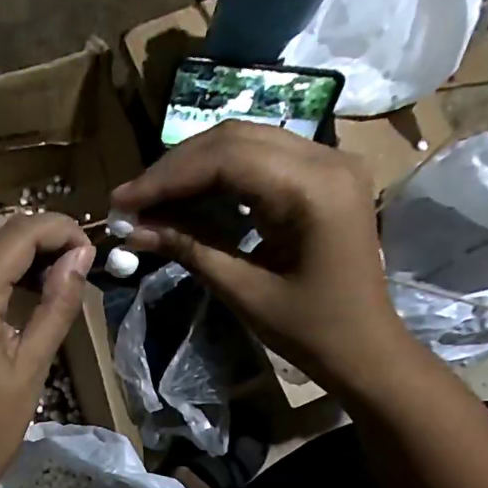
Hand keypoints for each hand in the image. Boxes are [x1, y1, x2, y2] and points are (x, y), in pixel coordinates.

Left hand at [0, 212, 92, 487]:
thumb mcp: (35, 364)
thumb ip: (57, 304)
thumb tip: (81, 256)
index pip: (14, 237)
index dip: (56, 230)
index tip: (87, 244)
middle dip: (33, 228)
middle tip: (69, 253)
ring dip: (13, 240)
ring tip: (53, 265)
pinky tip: (25, 280)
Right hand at [110, 121, 409, 389]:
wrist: (366, 348)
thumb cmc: (311, 331)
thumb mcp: (246, 292)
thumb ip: (191, 249)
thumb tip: (132, 229)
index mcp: (314, 189)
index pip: (225, 158)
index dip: (166, 177)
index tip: (122, 200)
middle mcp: (327, 159)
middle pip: (234, 139)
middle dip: (176, 168)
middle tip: (132, 201)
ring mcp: (330, 162)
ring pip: (246, 142)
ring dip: (195, 168)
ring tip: (153, 199)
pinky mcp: (324, 175)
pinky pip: (263, 159)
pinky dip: (221, 175)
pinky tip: (191, 197)